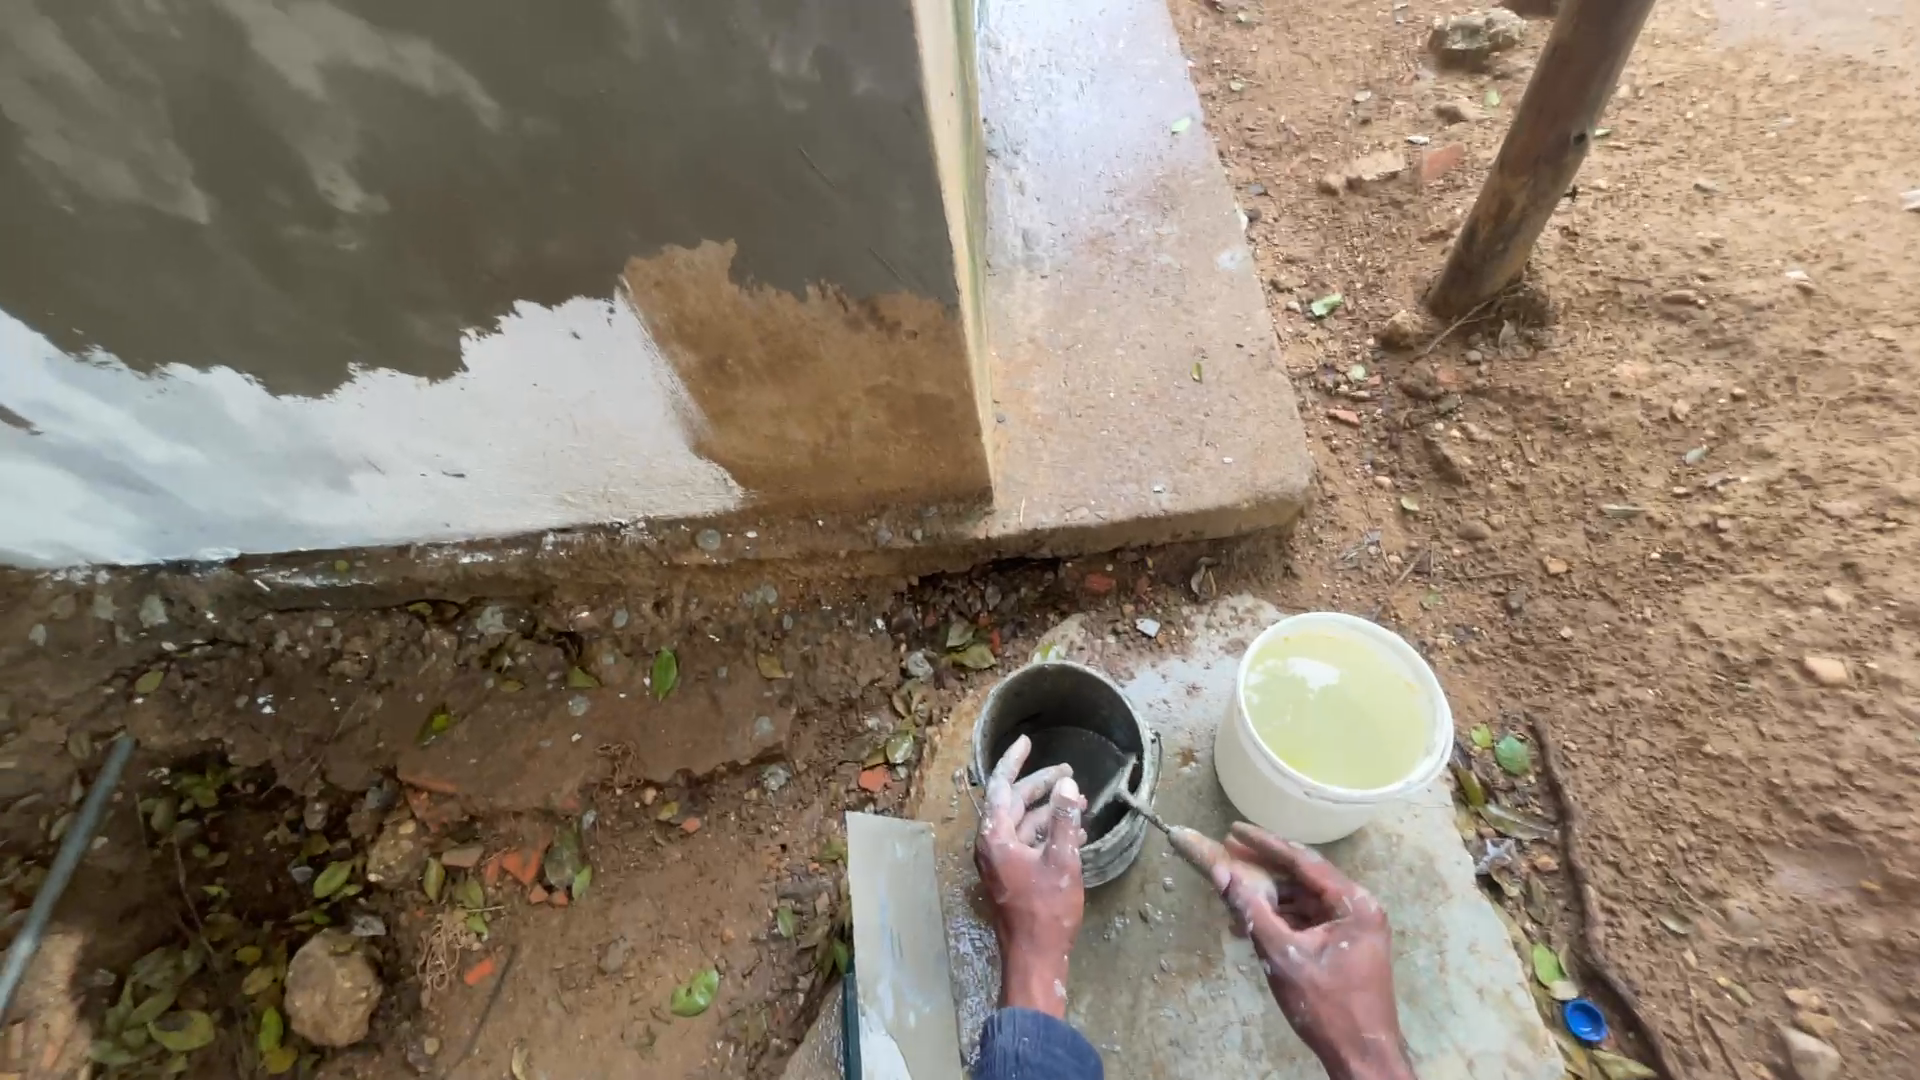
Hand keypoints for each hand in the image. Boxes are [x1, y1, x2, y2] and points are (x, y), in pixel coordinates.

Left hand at [974, 735, 1085, 1017]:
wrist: (1035, 959)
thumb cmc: (1045, 911)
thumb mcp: (1062, 861)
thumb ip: (1065, 820)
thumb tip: (1067, 785)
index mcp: (995, 835)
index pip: (1002, 785)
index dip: (1014, 760)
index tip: (1027, 741)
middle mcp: (992, 843)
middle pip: (1016, 801)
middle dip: (1043, 785)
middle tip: (1070, 772)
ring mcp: (1002, 860)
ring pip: (1026, 822)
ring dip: (1052, 811)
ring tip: (1082, 802)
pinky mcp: (1013, 874)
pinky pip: (1030, 842)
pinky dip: (1050, 833)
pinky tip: (1077, 833)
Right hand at [1210, 823, 1413, 1079]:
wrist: (1362, 1061)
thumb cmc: (1327, 1005)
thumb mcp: (1281, 954)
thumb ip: (1250, 909)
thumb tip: (1220, 871)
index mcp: (1354, 904)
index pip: (1303, 861)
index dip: (1265, 843)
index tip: (1234, 830)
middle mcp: (1359, 908)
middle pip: (1303, 876)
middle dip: (1265, 866)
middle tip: (1231, 849)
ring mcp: (1354, 927)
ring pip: (1303, 897)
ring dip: (1270, 894)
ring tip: (1236, 890)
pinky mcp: (1345, 944)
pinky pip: (1307, 917)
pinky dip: (1280, 916)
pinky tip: (1252, 920)